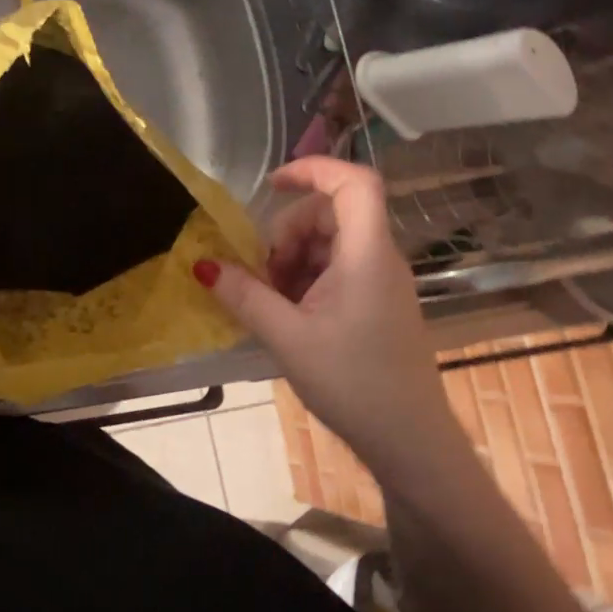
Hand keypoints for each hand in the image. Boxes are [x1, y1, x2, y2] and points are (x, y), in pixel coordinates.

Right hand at [198, 157, 454, 465]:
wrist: (410, 442)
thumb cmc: (354, 384)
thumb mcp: (288, 338)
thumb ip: (245, 296)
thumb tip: (202, 265)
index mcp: (366, 256)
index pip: (353, 183)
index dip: (313, 169)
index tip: (270, 186)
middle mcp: (379, 259)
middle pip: (331, 214)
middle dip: (287, 233)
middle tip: (261, 276)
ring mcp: (380, 282)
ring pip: (329, 243)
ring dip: (291, 260)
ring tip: (270, 301)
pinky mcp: (375, 304)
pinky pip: (335, 270)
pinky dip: (305, 280)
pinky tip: (287, 315)